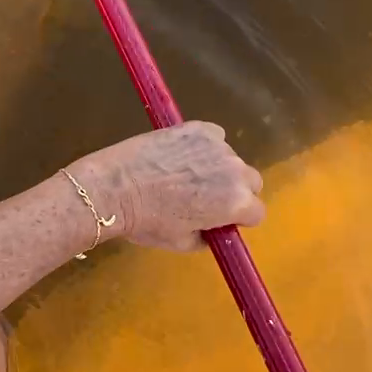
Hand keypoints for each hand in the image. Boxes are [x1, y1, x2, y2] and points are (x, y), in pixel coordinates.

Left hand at [69, 122, 264, 251]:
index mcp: (235, 203)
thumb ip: (208, 238)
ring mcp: (217, 146)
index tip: (220, 219)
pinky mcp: (198, 128)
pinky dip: (203, 147)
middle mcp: (234, 171)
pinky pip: (214, 138)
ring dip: (216, 168)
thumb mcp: (181, 243)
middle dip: (233, 191)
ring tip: (182, 176)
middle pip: (250, 182)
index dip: (238, 218)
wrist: (115, 188)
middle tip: (202, 198)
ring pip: (230, 159)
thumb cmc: (146, 222)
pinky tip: (178, 157)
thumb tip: (214, 230)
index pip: (256, 212)